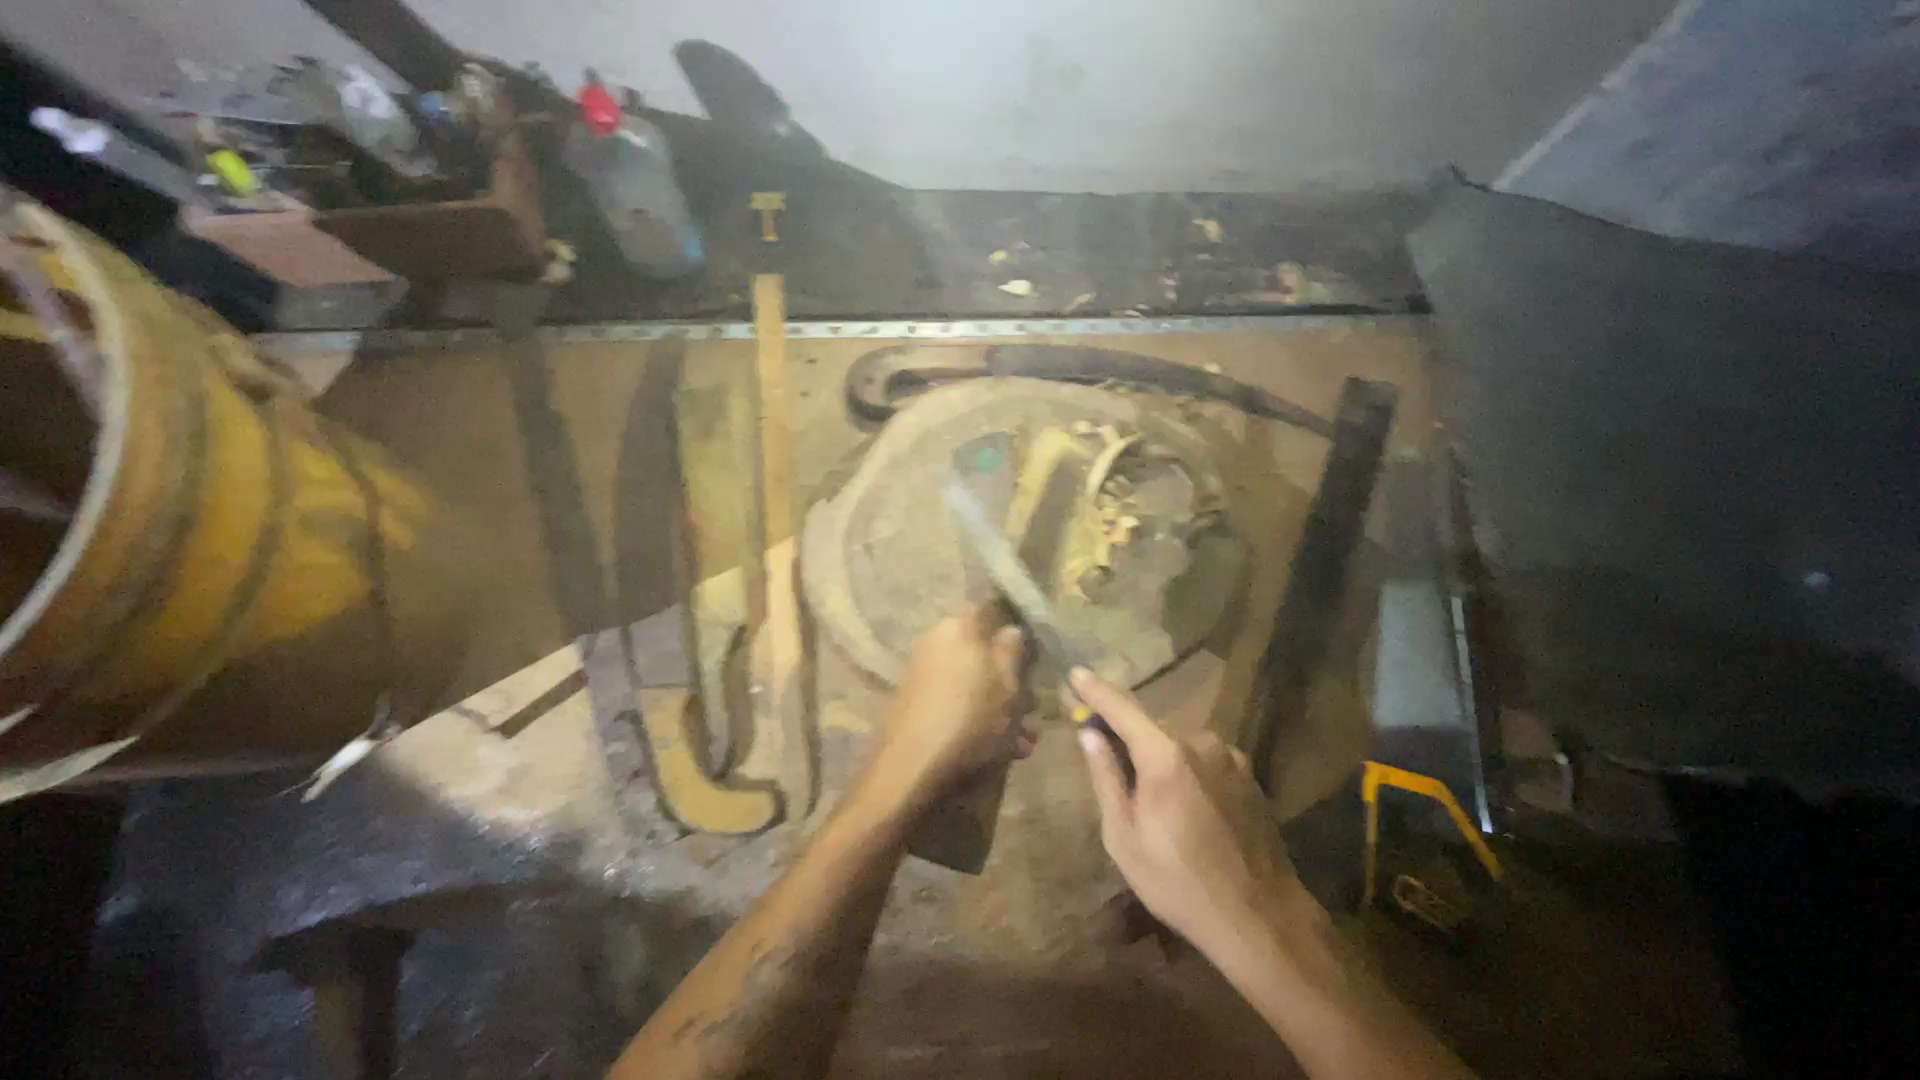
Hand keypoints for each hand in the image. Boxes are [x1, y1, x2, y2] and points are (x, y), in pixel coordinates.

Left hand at [863, 605, 1030, 811]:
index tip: (1037, 651)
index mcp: (958, 626)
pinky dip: (981, 721)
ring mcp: (925, 674)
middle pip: (986, 652)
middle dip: (1014, 681)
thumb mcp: (1007, 684)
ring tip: (1024, 741)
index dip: (1017, 627)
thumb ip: (1012, 651)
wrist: (913, 767)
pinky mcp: (919, 703)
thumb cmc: (971, 718)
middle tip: (1033, 711)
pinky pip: (959, 702)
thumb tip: (1011, 628)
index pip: (992, 609)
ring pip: (976, 683)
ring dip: (1003, 709)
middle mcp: (937, 642)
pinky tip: (1004, 750)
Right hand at [1072, 667, 1303, 952]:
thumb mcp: (1124, 837)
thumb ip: (1106, 778)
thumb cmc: (1178, 882)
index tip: (1074, 673)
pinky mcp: (1249, 776)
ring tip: (1148, 795)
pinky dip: (1185, 768)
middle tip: (1102, 749)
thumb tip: (1089, 734)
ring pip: (1179, 744)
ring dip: (1158, 755)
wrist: (1258, 917)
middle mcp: (1201, 743)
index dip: (1094, 690)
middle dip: (1125, 732)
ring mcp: (1230, 757)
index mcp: (1165, 756)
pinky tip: (1184, 805)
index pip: (1121, 708)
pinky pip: (1204, 759)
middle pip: (1151, 726)